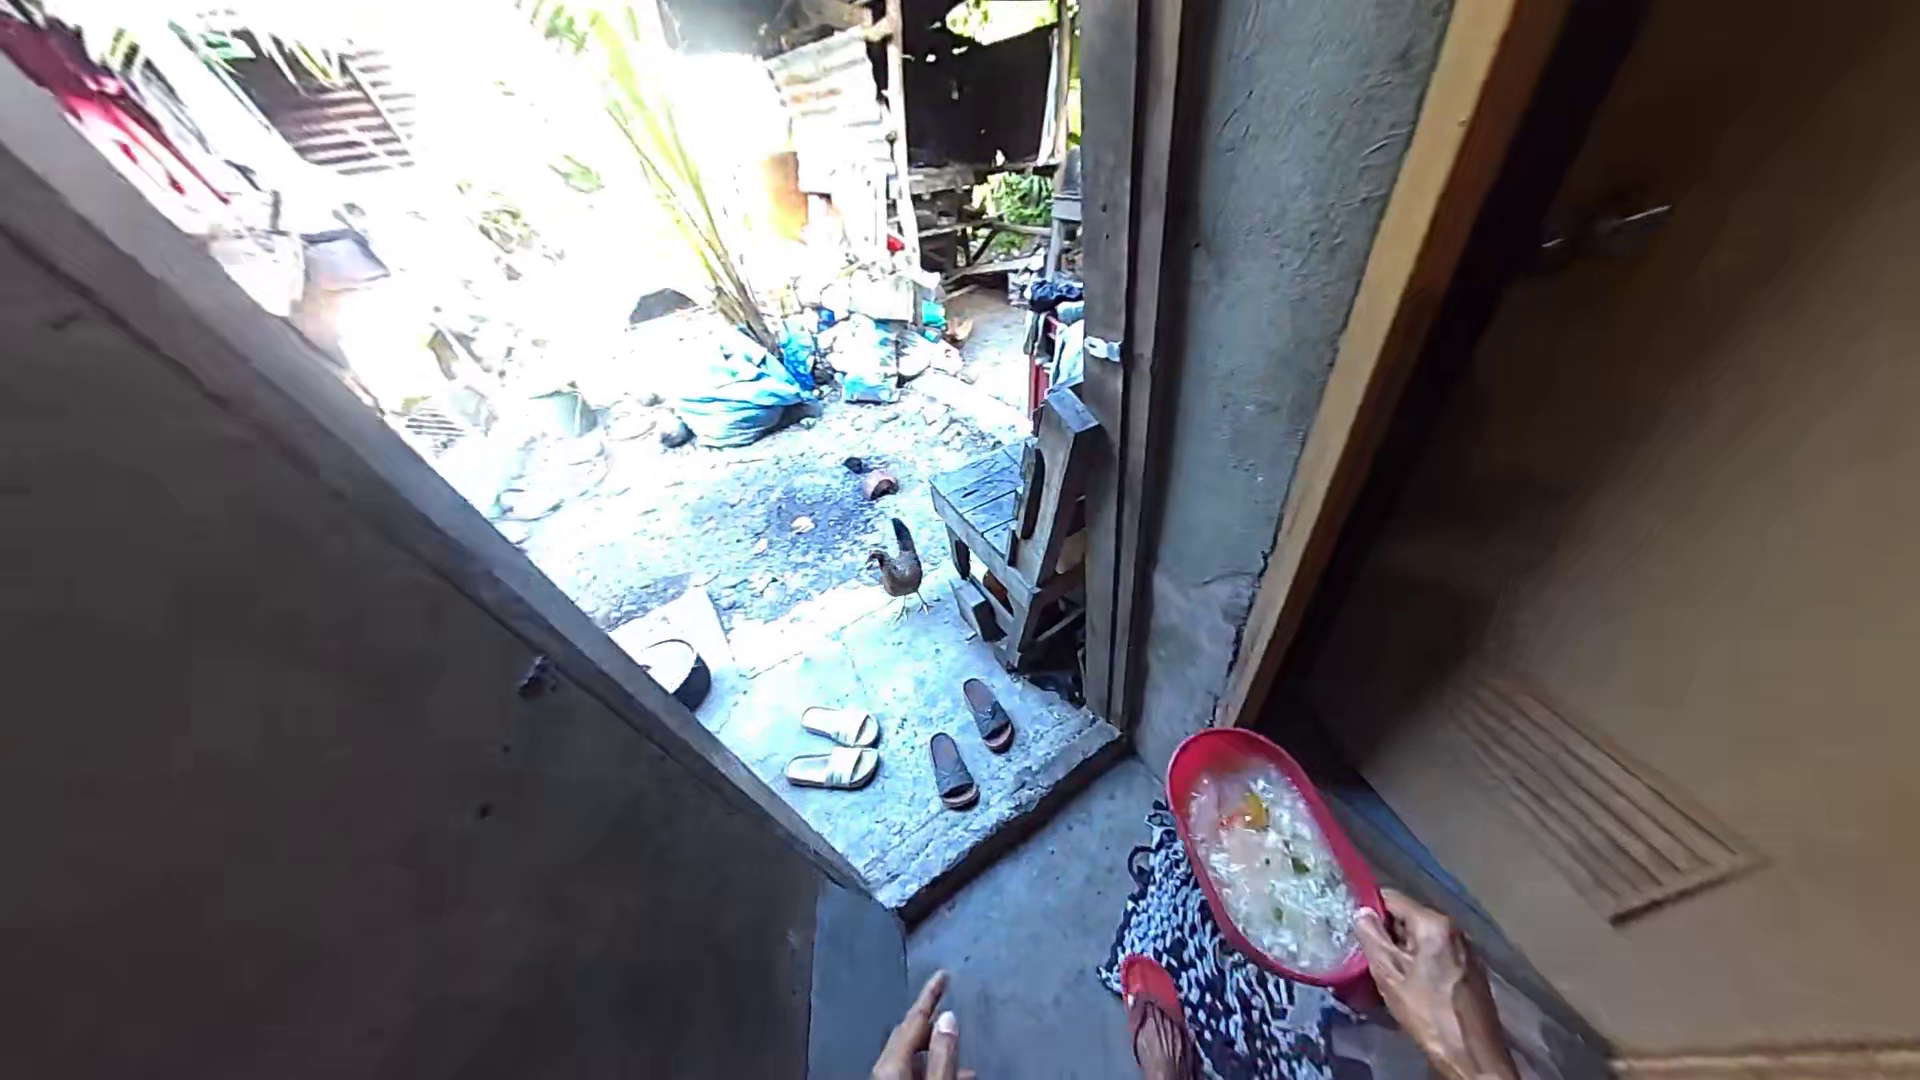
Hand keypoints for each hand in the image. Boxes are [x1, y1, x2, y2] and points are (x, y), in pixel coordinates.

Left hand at [872, 970, 973, 1079]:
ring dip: (936, 1053)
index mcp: (891, 1063)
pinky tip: (950, 1077)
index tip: (944, 973)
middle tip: (954, 1011)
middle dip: (933, 1023)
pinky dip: (929, 1069)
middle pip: (910, 1035)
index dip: (931, 993)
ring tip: (966, 1065)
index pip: (915, 1017)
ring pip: (911, 1057)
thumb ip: (943, 1056)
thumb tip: (948, 1016)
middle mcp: (882, 1069)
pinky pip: (908, 1073)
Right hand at [1355, 889, 1519, 1079]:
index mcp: (1434, 923)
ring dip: (1405, 950)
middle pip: (1407, 917)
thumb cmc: (1428, 1011)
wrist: (1476, 1061)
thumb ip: (1369, 932)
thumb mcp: (1388, 970)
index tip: (1359, 932)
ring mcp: (1468, 952)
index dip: (1369, 911)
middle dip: (1388, 933)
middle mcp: (1455, 930)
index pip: (1389, 897)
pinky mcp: (1474, 973)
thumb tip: (1362, 911)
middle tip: (1374, 956)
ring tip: (1393, 973)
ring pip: (1422, 937)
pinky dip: (1422, 962)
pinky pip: (1438, 954)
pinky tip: (1416, 985)